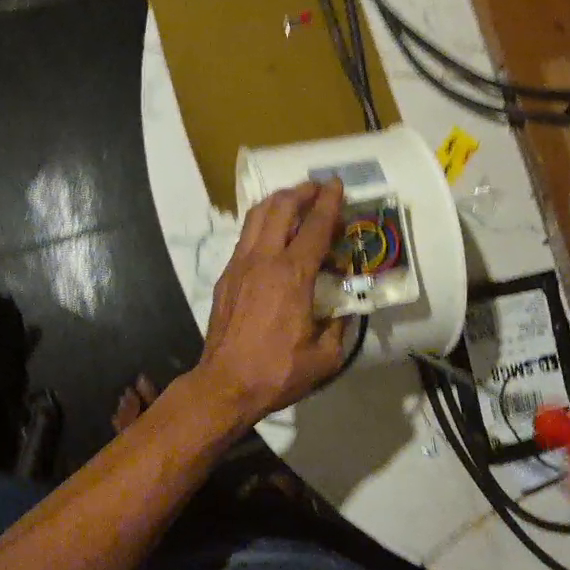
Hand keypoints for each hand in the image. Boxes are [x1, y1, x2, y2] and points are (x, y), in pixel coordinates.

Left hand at [191, 181, 352, 426]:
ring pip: (257, 216)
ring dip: (278, 201)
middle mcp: (264, 260)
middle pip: (281, 207)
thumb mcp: (326, 356)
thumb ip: (340, 326)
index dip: (330, 202)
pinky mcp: (226, 276)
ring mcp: (240, 265)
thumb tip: (344, 310)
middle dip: (302, 191)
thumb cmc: (278, 372)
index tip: (337, 184)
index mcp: (293, 275)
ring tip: (295, 202)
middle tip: (318, 190)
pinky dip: (262, 223)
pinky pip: (246, 236)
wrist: (225, 385)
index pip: (316, 226)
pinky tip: (273, 235)